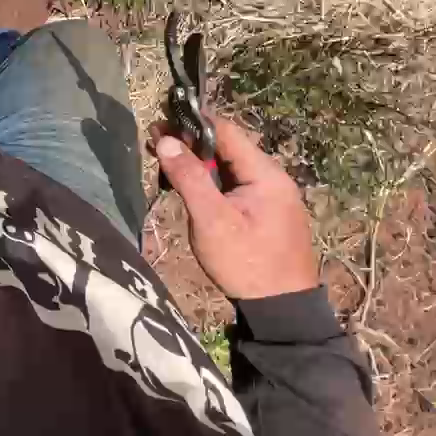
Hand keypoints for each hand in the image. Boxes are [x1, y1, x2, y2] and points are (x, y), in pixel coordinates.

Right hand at [152, 114, 319, 299]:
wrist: (282, 311)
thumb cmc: (245, 262)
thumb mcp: (211, 219)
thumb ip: (189, 176)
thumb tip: (166, 139)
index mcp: (266, 175)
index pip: (225, 131)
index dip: (191, 124)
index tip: (159, 124)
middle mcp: (272, 178)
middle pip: (225, 146)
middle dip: (189, 142)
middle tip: (154, 144)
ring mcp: (270, 195)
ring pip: (227, 165)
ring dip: (196, 161)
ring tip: (162, 162)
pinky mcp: (264, 210)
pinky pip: (232, 182)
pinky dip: (207, 178)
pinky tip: (185, 183)